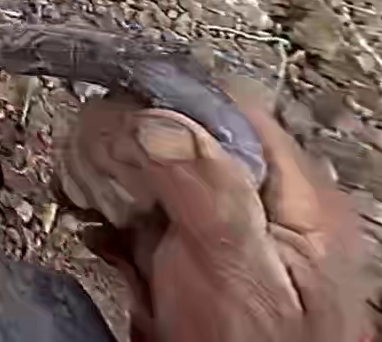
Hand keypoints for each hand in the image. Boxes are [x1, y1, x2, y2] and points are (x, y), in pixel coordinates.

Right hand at [59, 82, 370, 341]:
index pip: (216, 100)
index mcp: (286, 186)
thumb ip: (211, 199)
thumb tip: (159, 122)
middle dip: (124, 146)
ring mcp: (200, 195)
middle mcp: (242, 179)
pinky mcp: (165, 213)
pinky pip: (116, 169)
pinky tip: (97, 215)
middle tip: (119, 192)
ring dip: (103, 167)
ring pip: (130, 135)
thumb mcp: (244, 281)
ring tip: (108, 209)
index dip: (164, 108)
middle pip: (164, 112)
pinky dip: (95, 186)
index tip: (129, 141)